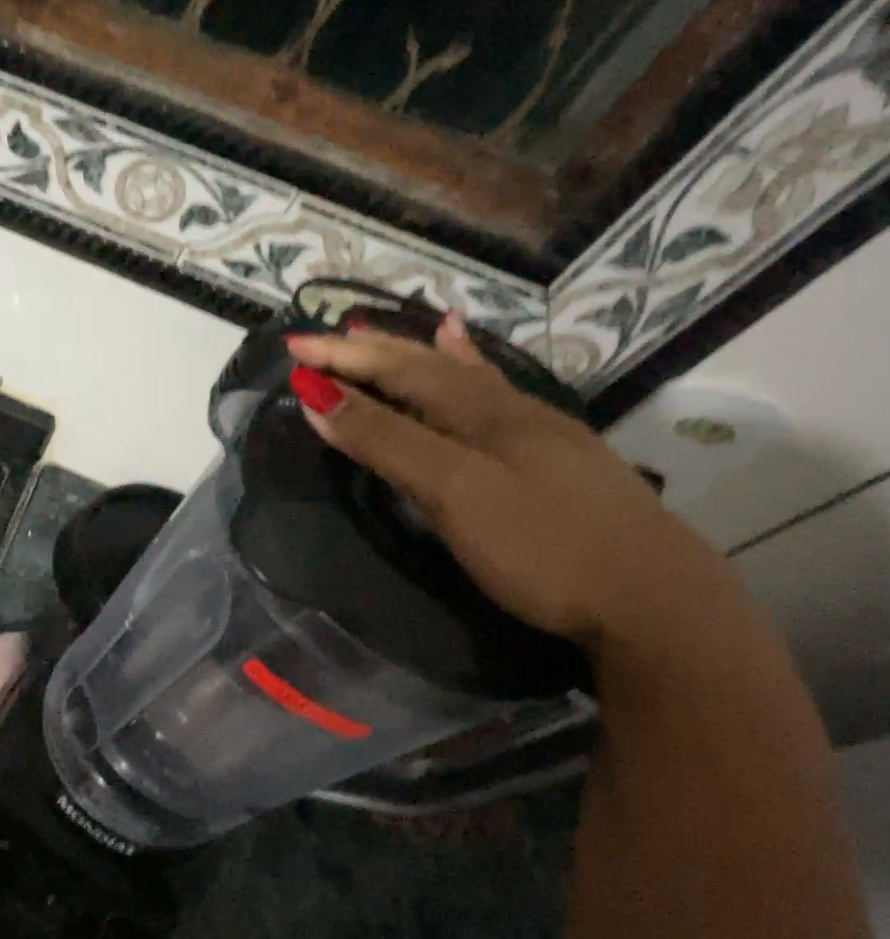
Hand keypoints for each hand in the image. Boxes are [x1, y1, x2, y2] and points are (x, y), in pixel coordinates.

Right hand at [285, 313, 741, 651]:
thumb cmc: (543, 547)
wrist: (653, 603)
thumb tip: (317, 394)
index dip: (343, 360)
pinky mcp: (558, 466)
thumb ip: (386, 442)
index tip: (290, 349)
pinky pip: (499, 403)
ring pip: (470, 381)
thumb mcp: (454, 492)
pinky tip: (483, 373)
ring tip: (406, 329)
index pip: (400, 371)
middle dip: (374, 350)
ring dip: (428, 355)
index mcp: (484, 414)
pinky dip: (480, 379)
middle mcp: (512, 413)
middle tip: (325, 336)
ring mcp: (541, 438)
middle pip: (433, 368)